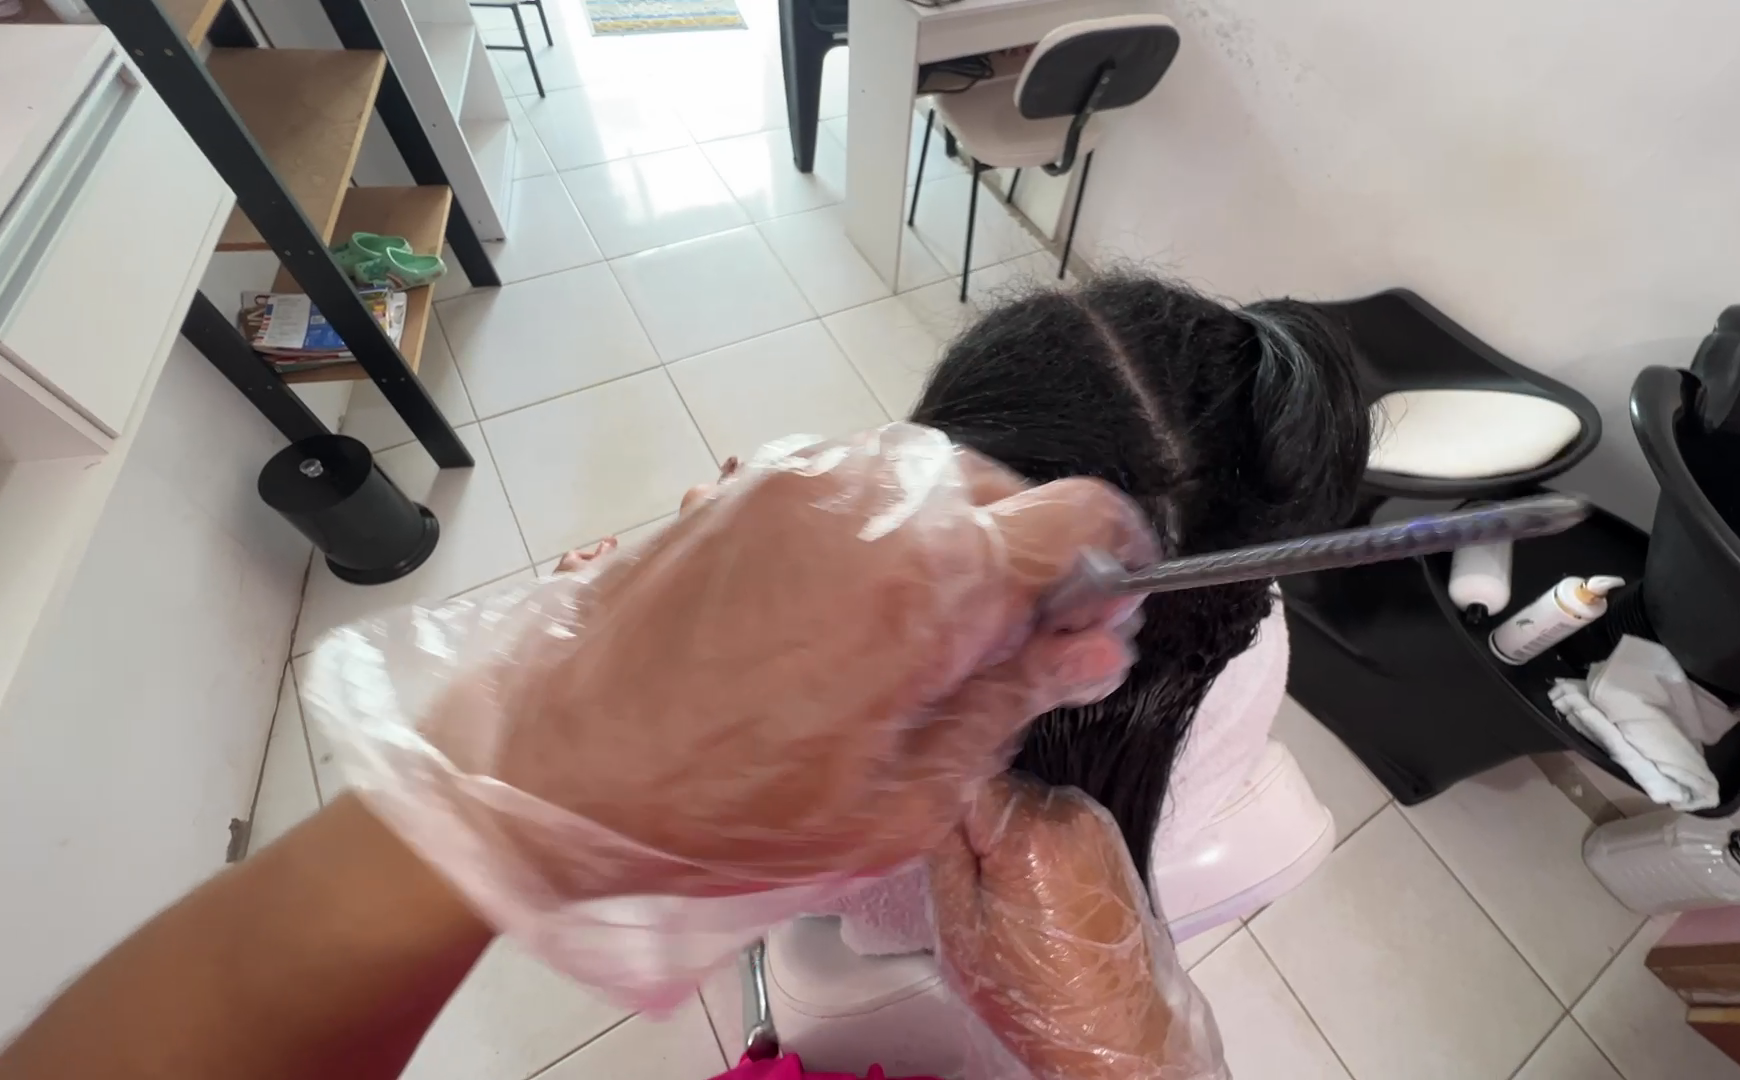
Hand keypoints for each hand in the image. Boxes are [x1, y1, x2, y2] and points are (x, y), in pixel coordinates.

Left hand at [307, 424, 1157, 903]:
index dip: (1115, 552)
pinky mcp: (755, 473)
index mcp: (931, 575)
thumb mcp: (902, 795)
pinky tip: (845, 596)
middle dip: (1026, 559)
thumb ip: (1012, 701)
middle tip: (992, 644)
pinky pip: (863, 479)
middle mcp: (878, 492)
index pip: (1078, 515)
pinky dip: (888, 524)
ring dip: (954, 539)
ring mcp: (809, 469)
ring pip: (934, 478)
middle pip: (1008, 491)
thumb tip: (1099, 645)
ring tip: (910, 628)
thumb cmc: (731, 806)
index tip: (1108, 597)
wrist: (547, 760)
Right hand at [931, 777, 1227, 1079]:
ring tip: (1016, 894)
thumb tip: (938, 806)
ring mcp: (1095, 820)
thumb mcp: (960, 928)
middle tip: (981, 882)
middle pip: (1000, 790)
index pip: (969, 781)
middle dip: (982, 825)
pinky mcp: (1110, 835)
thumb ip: (944, 852)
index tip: (947, 844)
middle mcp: (1068, 811)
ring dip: (1012, 833)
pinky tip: (1042, 891)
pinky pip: (1056, 818)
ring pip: (1026, 803)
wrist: (1117, 1031)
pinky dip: (1041, 842)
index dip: (949, 812)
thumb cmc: (1037, 992)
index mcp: (1029, 830)